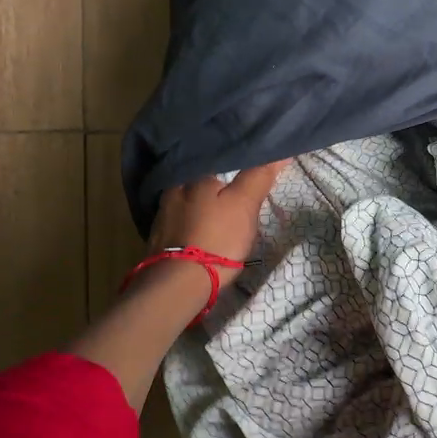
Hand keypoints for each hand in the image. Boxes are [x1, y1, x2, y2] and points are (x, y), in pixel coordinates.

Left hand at [146, 162, 286, 287]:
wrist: (178, 285)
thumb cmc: (217, 238)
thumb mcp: (245, 204)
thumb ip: (258, 176)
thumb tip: (278, 152)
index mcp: (193, 177)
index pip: (219, 164)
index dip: (236, 170)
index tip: (249, 179)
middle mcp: (172, 191)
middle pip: (201, 185)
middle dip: (215, 190)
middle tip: (235, 201)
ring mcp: (161, 218)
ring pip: (189, 205)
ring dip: (201, 209)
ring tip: (218, 218)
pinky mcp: (157, 241)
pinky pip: (180, 225)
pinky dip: (192, 227)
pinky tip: (201, 235)